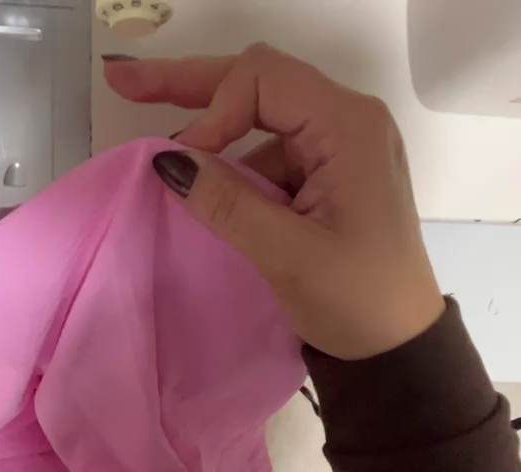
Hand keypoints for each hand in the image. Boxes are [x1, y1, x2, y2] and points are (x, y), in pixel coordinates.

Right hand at [104, 45, 444, 358]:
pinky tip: (207, 195)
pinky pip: (269, 158)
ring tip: (167, 166)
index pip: (262, 78)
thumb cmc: (356, 299)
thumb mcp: (287, 254)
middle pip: (258, 83)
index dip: (212, 110)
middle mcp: (345, 121)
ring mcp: (336, 149)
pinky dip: (233, 173)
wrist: (395, 344)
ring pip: (259, 122)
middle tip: (125, 82)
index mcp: (348, 126)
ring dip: (212, 139)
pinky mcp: (326, 178)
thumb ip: (227, 203)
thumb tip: (167, 161)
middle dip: (190, 86)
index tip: (183, 163)